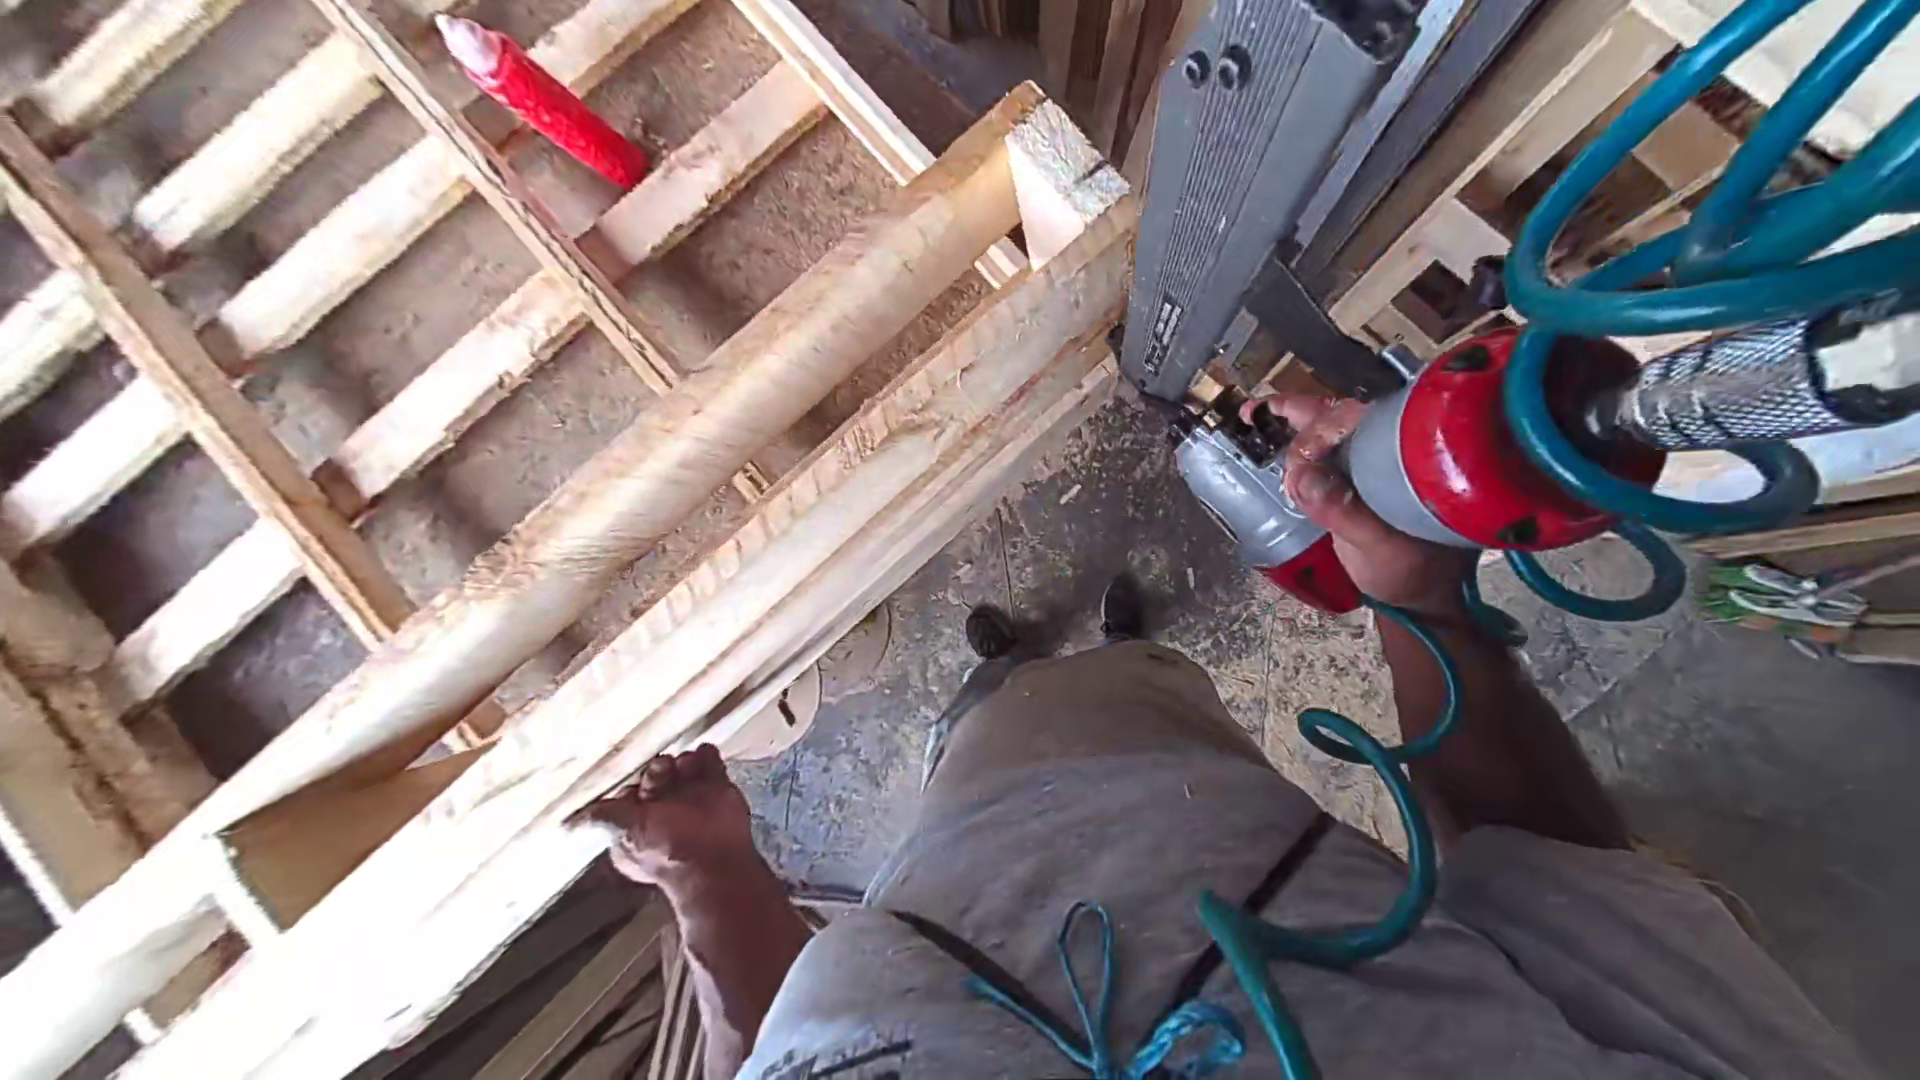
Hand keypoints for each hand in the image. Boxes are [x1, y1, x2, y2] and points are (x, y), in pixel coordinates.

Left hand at [571, 744, 760, 890]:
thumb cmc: (665, 848)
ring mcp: (693, 797)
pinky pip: (710, 763)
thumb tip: (565, 824)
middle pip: (658, 774)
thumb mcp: (626, 832)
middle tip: (664, 770)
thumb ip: (602, 818)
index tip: (638, 783)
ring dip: (685, 760)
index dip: (633, 783)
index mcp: (639, 821)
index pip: (631, 791)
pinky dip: (707, 755)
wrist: (713, 857)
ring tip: (688, 767)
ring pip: (683, 766)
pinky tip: (704, 755)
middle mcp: (665, 808)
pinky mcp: (717, 788)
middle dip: (660, 769)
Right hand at [1243, 393, 1475, 617]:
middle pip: (1333, 414)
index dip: (1317, 430)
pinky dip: (1286, 443)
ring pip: (1321, 427)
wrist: (1419, 596)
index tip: (1294, 461)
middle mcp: (1384, 449)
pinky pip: (1314, 452)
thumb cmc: (1410, 570)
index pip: (1354, 419)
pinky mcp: (1344, 479)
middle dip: (1290, 411)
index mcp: (1402, 453)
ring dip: (1284, 421)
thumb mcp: (1379, 546)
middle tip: (1252, 416)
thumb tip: (1299, 475)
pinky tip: (1265, 445)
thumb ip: (1342, 512)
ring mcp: (1364, 462)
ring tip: (1251, 418)